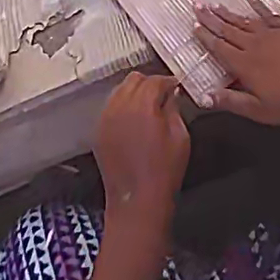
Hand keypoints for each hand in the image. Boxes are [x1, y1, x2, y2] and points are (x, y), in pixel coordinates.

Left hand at [93, 73, 189, 213]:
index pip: (154, 80)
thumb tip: (170, 95)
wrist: (137, 200)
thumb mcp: (180, 137)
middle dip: (149, 83)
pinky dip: (122, 107)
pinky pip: (110, 108)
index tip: (175, 87)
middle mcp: (119, 106)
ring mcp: (105, 118)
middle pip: (133, 80)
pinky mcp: (98, 130)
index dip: (167, 81)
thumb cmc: (164, 170)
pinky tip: (133, 120)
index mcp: (142, 106)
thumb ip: (174, 109)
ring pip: (119, 91)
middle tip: (162, 95)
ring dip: (134, 93)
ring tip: (147, 107)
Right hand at [193, 0, 279, 125]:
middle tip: (198, 5)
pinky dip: (259, 7)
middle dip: (211, 18)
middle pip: (228, 29)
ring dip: (229, 13)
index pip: (219, 47)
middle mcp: (254, 45)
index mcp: (244, 64)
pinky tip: (252, 1)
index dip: (205, 37)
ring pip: (245, 21)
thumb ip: (231, 101)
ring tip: (216, 5)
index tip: (195, 26)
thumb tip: (204, 97)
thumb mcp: (259, 110)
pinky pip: (269, 15)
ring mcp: (273, 35)